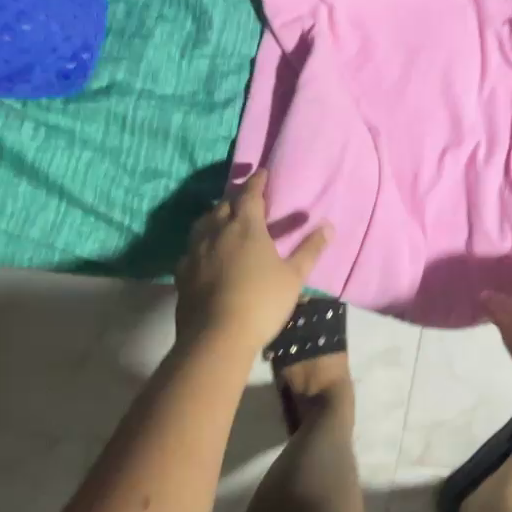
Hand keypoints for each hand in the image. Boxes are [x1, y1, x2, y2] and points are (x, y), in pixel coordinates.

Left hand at [175, 171, 330, 352]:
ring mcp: (196, 251)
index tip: (262, 174)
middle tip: (246, 200)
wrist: (216, 338)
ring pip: (203, 223)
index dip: (257, 182)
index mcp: (246, 226)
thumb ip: (310, 250)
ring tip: (223, 221)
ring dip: (215, 217)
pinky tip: (205, 254)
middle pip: (224, 205)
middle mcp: (217, 231)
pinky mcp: (182, 273)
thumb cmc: (261, 302)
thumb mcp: (293, 277)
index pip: (250, 194)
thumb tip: (329, 226)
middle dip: (236, 198)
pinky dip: (201, 244)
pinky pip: (191, 248)